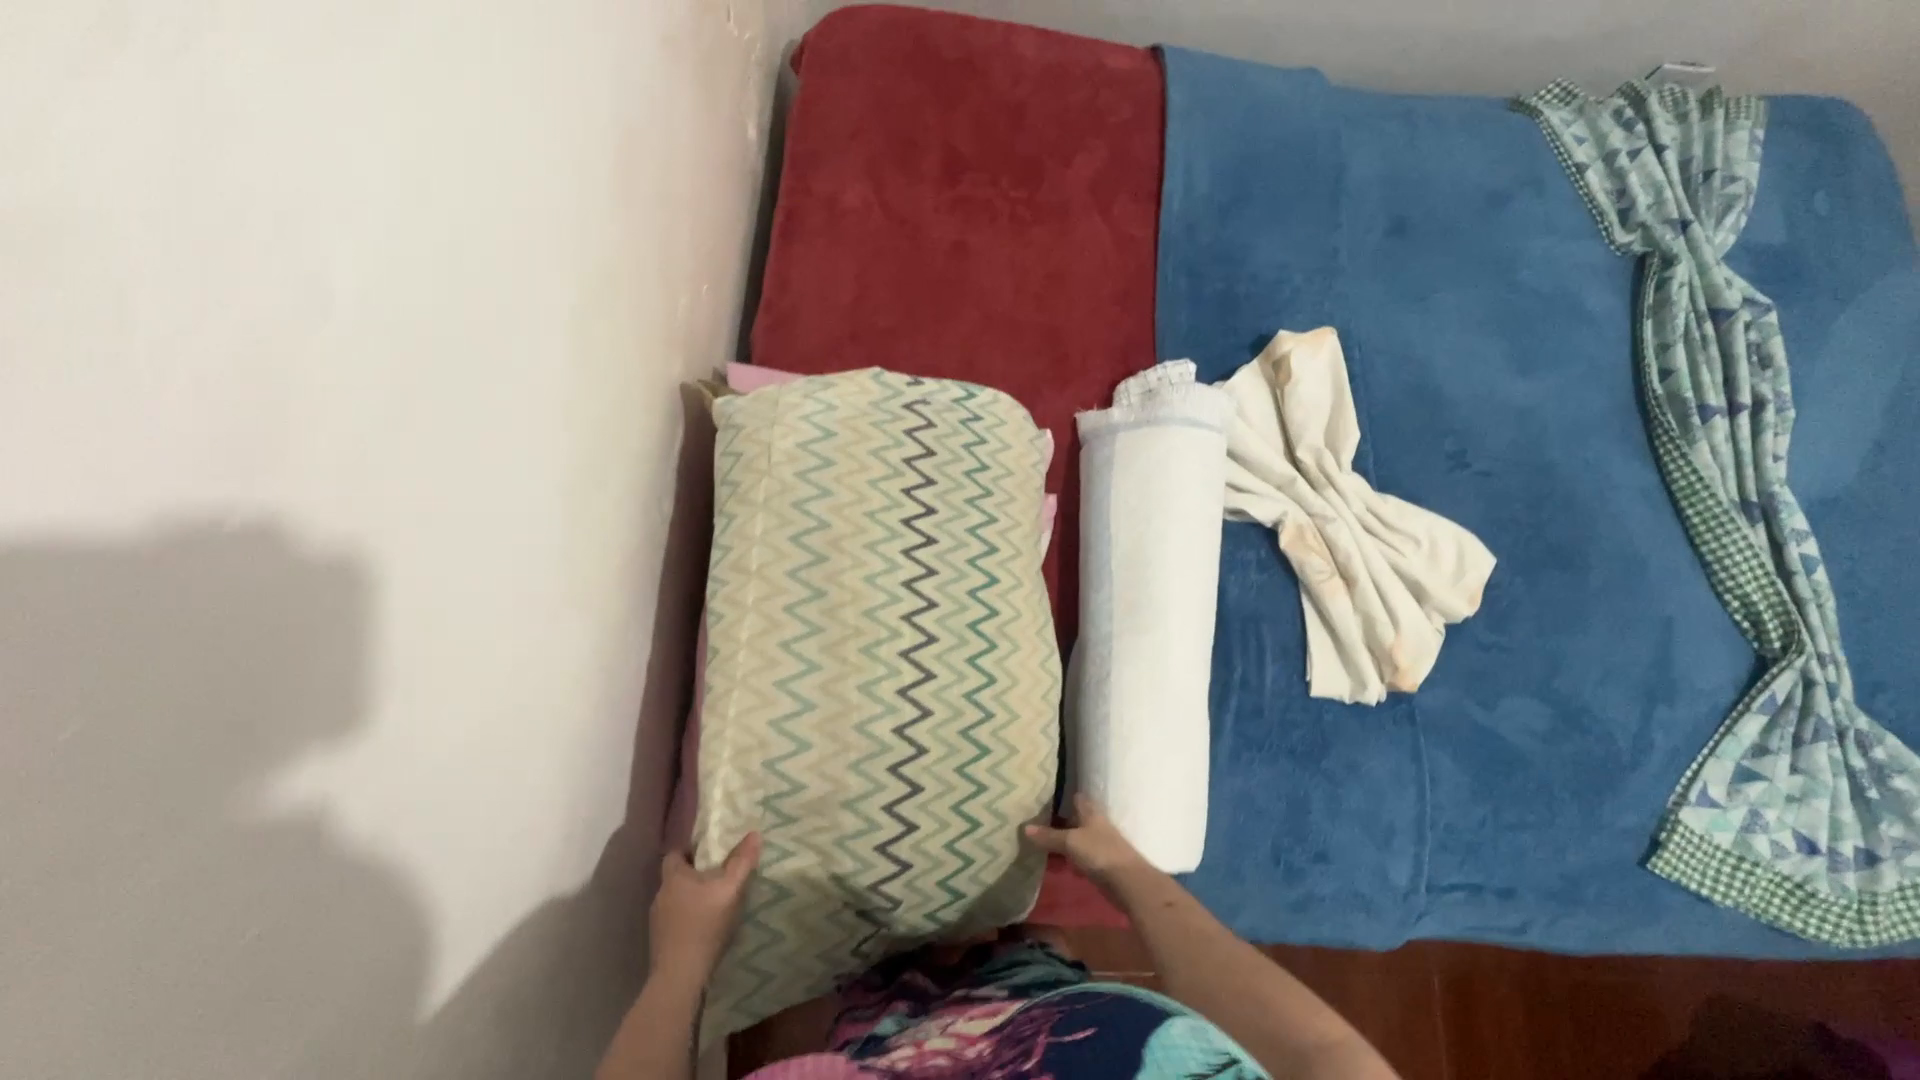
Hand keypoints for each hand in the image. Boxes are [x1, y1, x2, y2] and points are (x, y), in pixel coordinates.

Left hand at [648, 832, 761, 983]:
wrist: (680, 975)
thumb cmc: (705, 924)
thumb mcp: (730, 889)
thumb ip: (742, 861)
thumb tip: (754, 833)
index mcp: (673, 877)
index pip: (675, 854)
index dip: (690, 851)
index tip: (710, 854)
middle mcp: (660, 895)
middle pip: (676, 877)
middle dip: (695, 876)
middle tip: (719, 878)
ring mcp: (657, 921)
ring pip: (675, 901)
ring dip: (692, 900)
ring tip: (714, 905)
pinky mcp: (660, 942)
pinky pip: (675, 922)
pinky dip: (688, 921)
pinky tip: (704, 930)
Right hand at [1023, 793, 1148, 881]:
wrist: (1127, 882)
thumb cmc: (1099, 852)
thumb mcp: (1070, 842)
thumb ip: (1049, 836)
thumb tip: (1025, 827)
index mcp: (1091, 813)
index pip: (1076, 798)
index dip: (1062, 797)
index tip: (1043, 797)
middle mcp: (1095, 826)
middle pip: (1074, 820)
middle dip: (1057, 822)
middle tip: (1034, 822)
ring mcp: (1099, 846)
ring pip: (1075, 840)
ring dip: (1061, 843)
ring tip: (1038, 845)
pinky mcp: (1099, 865)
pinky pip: (1078, 859)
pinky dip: (1068, 861)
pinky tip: (1055, 865)